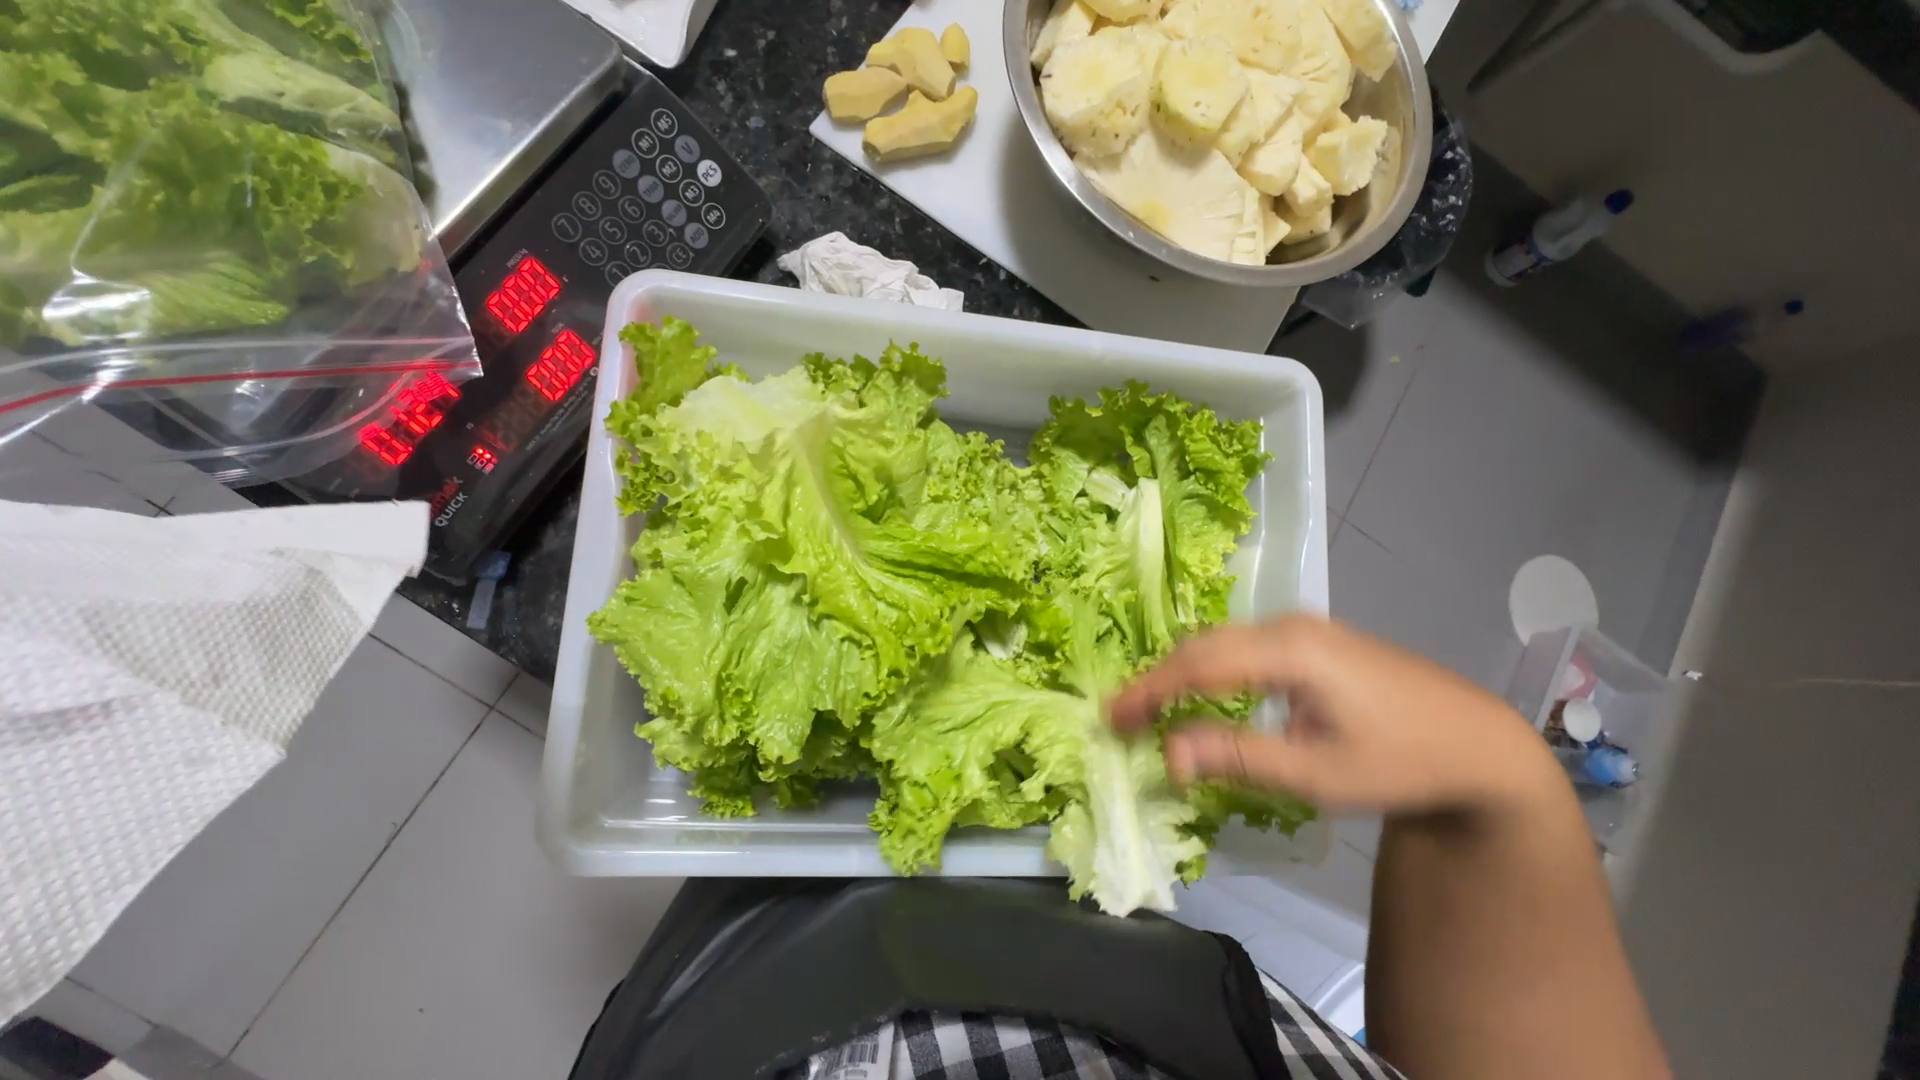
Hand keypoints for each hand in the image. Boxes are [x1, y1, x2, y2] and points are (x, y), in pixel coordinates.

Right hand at [1109, 615, 1562, 819]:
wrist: (1480, 745)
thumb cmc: (1400, 763)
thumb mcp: (1315, 774)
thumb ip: (1236, 758)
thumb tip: (1167, 752)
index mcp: (1289, 651)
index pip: (1197, 666)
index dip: (1148, 692)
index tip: (1109, 719)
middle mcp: (1290, 626)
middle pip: (1203, 646)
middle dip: (1157, 681)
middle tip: (1120, 717)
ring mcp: (1305, 627)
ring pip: (1222, 643)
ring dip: (1182, 673)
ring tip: (1150, 708)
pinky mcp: (1314, 639)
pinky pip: (1243, 646)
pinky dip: (1210, 669)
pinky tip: (1201, 693)